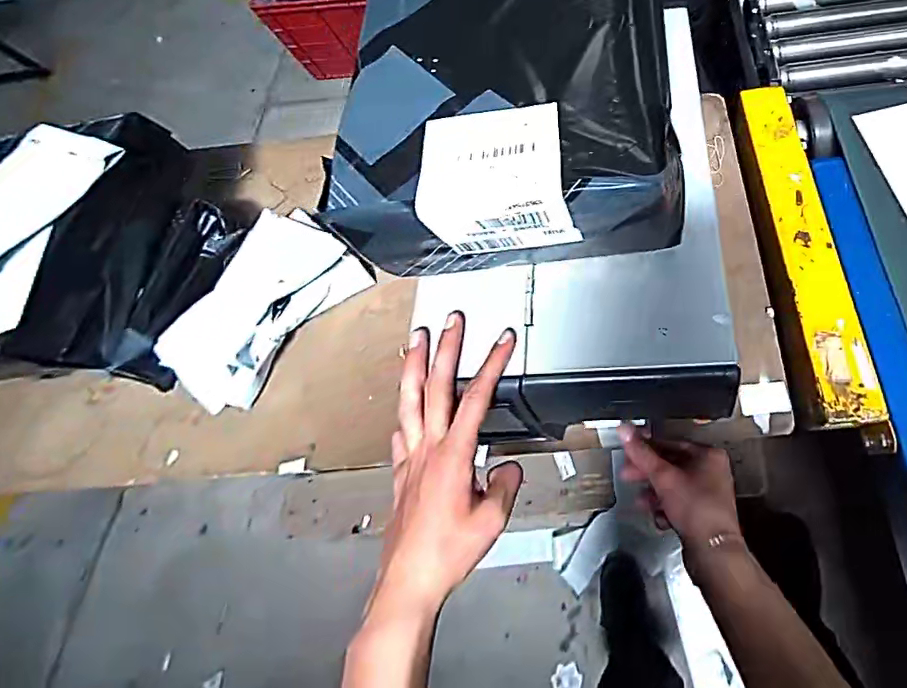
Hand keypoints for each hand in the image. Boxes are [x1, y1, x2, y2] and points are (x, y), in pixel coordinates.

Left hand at [372, 312, 522, 615]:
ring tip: (415, 341)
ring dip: (413, 367)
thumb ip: (504, 486)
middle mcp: (428, 451)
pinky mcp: (400, 476)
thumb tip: (506, 468)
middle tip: (452, 322)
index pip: (476, 398)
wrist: (407, 585)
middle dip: (447, 349)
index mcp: (453, 456)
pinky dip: (403, 413)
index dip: (492, 365)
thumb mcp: (492, 521)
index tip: (502, 340)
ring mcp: (410, 461)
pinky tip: (403, 408)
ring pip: (409, 403)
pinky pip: (400, 434)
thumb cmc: (446, 555)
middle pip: (437, 388)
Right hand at [619, 424, 740, 551]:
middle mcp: (713, 472)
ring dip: (655, 493)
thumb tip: (625, 429)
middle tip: (628, 475)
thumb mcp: (664, 477)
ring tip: (640, 501)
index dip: (648, 448)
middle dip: (648, 473)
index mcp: (709, 455)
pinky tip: (657, 518)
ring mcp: (710, 495)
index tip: (631, 452)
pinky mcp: (704, 515)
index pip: (673, 444)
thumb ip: (642, 454)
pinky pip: (680, 505)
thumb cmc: (695, 508)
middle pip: (673, 466)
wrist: (713, 552)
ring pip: (675, 488)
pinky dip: (667, 509)